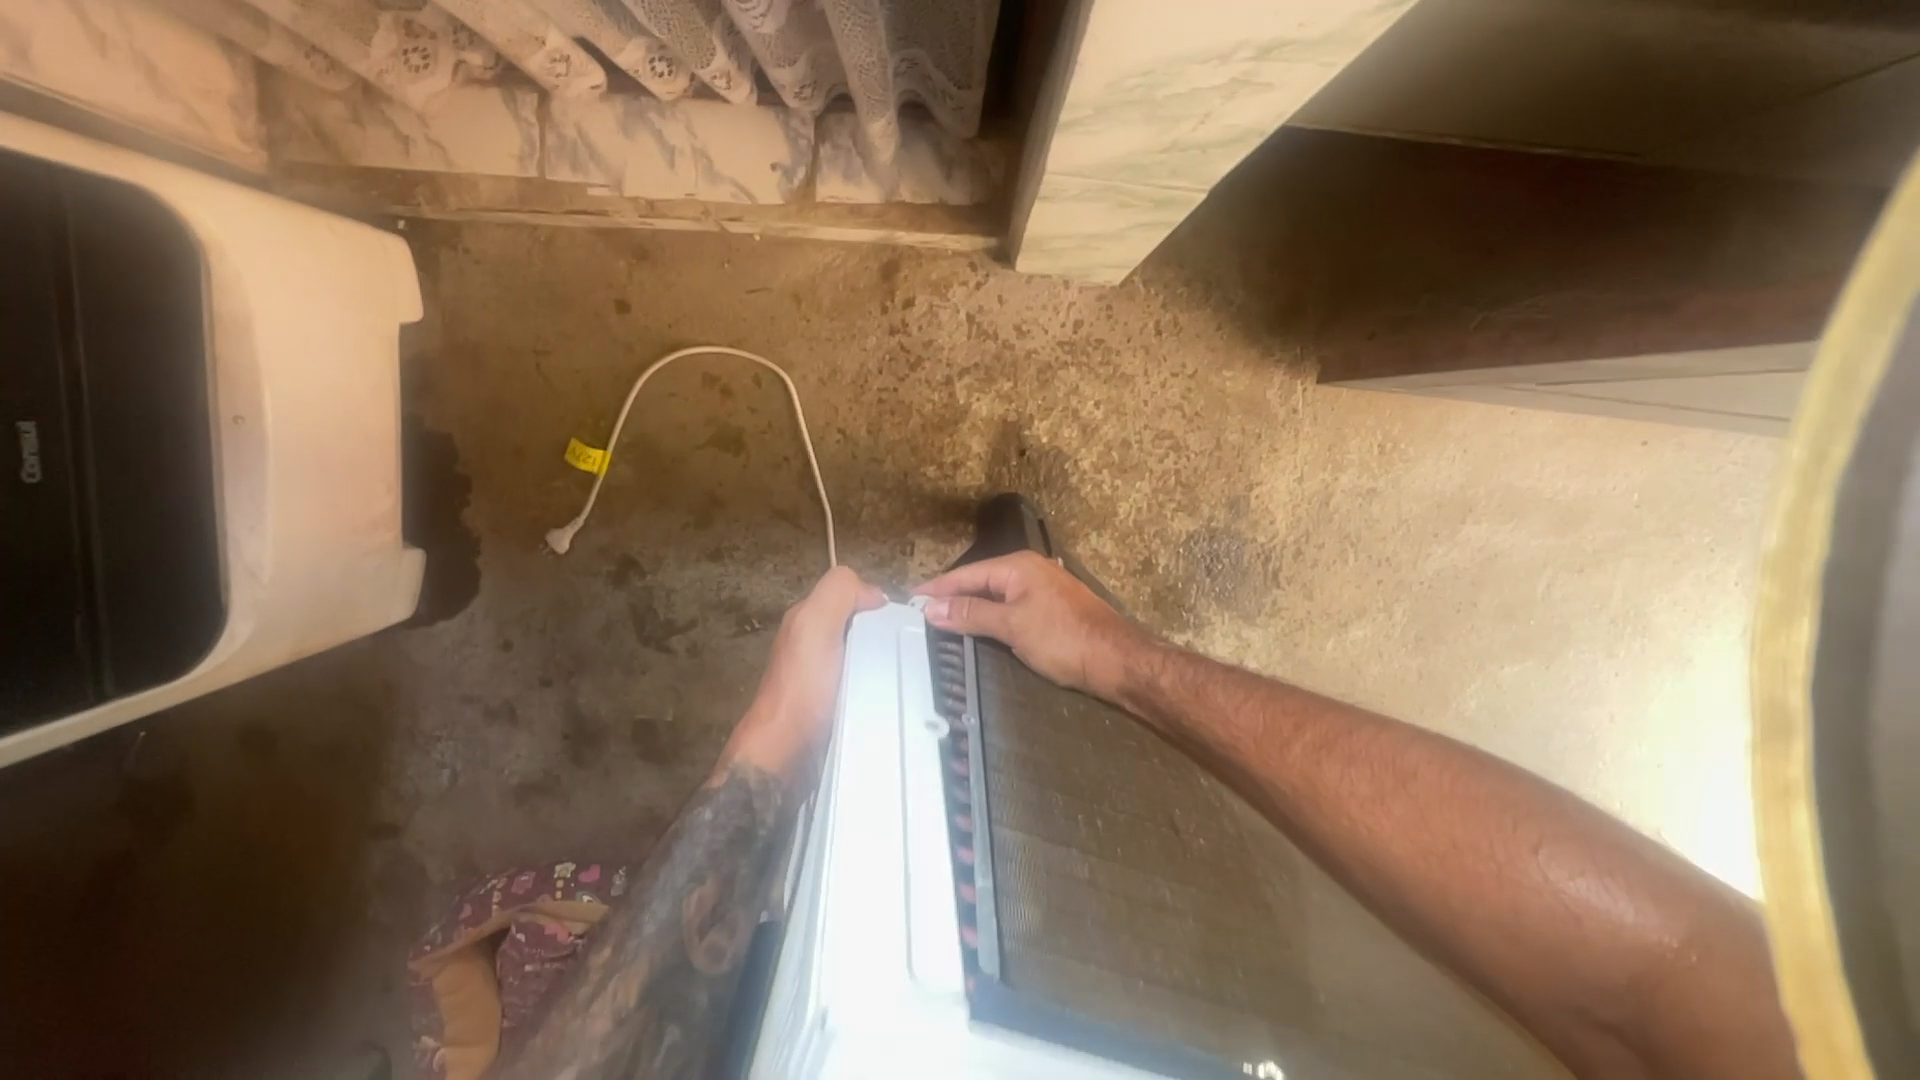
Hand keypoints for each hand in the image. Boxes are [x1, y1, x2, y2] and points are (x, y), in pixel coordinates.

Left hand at [726, 566, 886, 779]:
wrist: (786, 755)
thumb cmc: (803, 689)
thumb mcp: (815, 625)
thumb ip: (839, 593)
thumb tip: (875, 595)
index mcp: (805, 619)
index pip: (850, 592)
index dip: (873, 601)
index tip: (894, 624)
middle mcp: (811, 642)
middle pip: (859, 623)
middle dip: (882, 631)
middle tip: (901, 650)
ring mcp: (822, 676)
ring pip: (863, 652)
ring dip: (883, 660)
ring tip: (900, 673)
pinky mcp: (833, 703)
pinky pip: (863, 681)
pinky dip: (878, 684)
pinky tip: (888, 695)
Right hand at [914, 552, 1154, 699]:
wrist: (1117, 660)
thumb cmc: (1063, 639)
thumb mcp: (1012, 626)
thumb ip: (971, 614)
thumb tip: (932, 608)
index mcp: (1018, 566)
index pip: (966, 574)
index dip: (937, 588)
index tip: (909, 600)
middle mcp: (1030, 570)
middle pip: (980, 581)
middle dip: (952, 596)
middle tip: (921, 613)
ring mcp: (1044, 589)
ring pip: (997, 595)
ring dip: (971, 607)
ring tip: (943, 621)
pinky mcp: (1053, 609)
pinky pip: (1011, 606)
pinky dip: (991, 615)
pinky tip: (982, 627)